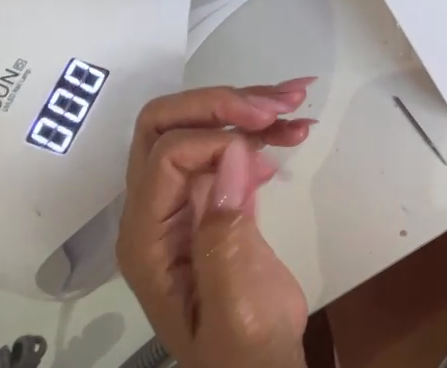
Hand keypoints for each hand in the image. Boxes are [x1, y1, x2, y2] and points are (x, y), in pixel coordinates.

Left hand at [117, 82, 317, 367]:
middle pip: (166, 125)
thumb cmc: (243, 352)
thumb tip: (234, 154)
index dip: (215, 137)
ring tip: (298, 103)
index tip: (265, 142)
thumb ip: (226, 234)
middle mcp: (157, 211)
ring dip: (249, 106)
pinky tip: (296, 126)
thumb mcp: (234, 305)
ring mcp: (185, 201)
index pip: (165, 155)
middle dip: (222, 103)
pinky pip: (228, 144)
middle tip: (278, 104)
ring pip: (200, 124)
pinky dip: (263, 125)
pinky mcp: (217, 198)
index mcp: (148, 238)